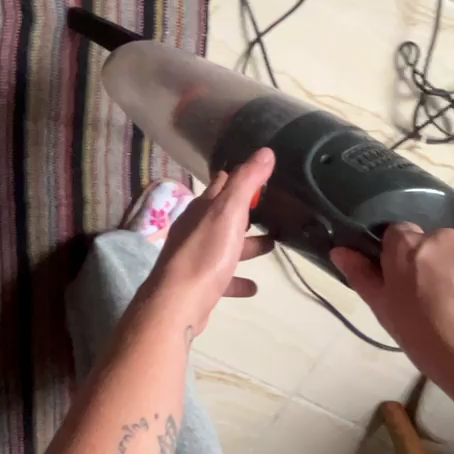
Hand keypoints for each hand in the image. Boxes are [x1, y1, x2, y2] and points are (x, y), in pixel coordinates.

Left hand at [142, 148, 277, 335]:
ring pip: (225, 245)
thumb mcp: (228, 213)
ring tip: (271, 245)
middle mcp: (195, 228)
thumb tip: (265, 151)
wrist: (178, 302)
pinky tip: (253, 286)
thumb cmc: (205, 254)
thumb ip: (246, 183)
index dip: (242, 178)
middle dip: (247, 213)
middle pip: (224, 216)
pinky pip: (223, 277)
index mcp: (201, 209)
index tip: (266, 176)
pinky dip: (238, 279)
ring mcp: (196, 256)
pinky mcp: (200, 283)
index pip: (221, 184)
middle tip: (275, 212)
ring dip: (245, 245)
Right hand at [330, 224, 453, 401]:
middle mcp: (447, 239)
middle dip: (433, 266)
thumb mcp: (387, 314)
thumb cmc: (434, 344)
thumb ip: (362, 277)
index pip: (396, 234)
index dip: (398, 258)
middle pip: (434, 244)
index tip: (404, 285)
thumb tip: (340, 250)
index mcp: (409, 246)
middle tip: (436, 304)